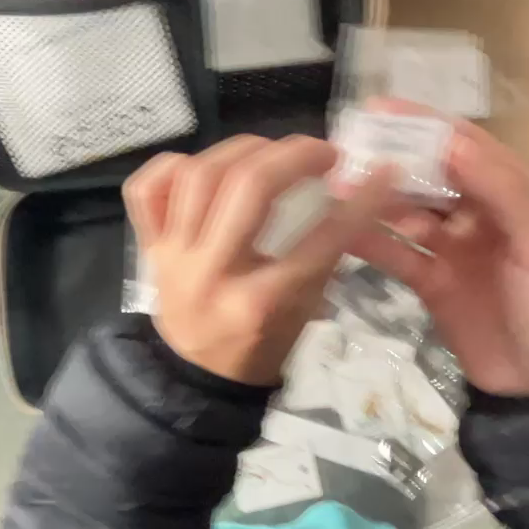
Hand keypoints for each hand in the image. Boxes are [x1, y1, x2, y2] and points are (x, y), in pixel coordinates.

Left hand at [123, 135, 396, 385]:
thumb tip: (345, 199)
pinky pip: (146, 191)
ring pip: (199, 175)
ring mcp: (174, 257)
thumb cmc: (257, 349)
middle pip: (249, 187)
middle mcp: (212, 273)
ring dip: (243, 149)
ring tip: (271, 152)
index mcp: (258, 302)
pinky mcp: (149, 249)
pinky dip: (172, 165)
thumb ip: (321, 262)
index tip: (382, 173)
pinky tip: (204, 164)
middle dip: (295, 156)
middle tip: (323, 153)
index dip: (359, 202)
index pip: (318, 240)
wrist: (194, 379)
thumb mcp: (302, 316)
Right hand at [343, 109, 528, 396]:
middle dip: (393, 161)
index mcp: (518, 195)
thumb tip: (452, 142)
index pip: (469, 148)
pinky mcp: (432, 283)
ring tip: (337, 189)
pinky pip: (398, 255)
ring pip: (409, 213)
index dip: (428, 127)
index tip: (381, 110)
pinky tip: (342, 232)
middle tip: (345, 149)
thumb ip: (504, 190)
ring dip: (377, 200)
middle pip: (432, 176)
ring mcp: (454, 249)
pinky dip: (372, 244)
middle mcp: (482, 214)